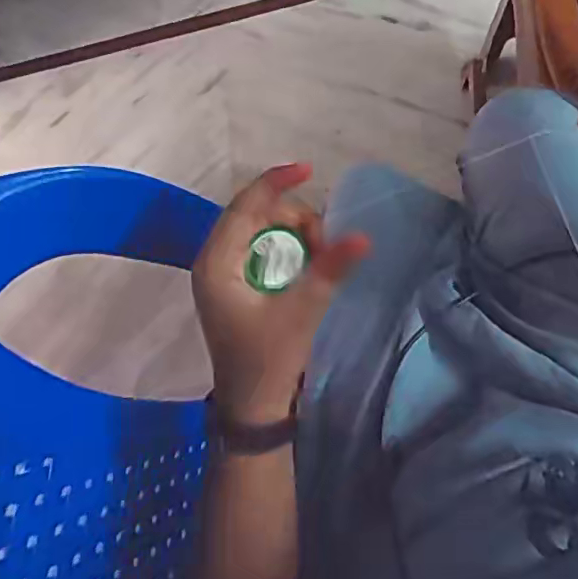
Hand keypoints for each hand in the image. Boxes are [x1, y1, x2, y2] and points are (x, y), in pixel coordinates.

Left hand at [191, 164, 368, 423]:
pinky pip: (262, 245)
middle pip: (255, 214)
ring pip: (261, 228)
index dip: (275, 182)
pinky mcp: (236, 281)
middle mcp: (214, 259)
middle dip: (293, 217)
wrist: (253, 409)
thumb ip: (329, 270)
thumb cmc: (268, 361)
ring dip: (293, 231)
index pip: (244, 206)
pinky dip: (286, 244)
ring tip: (320, 256)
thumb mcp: (302, 312)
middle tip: (325, 243)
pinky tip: (308, 260)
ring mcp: (224, 270)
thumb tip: (363, 237)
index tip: (308, 169)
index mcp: (217, 262)